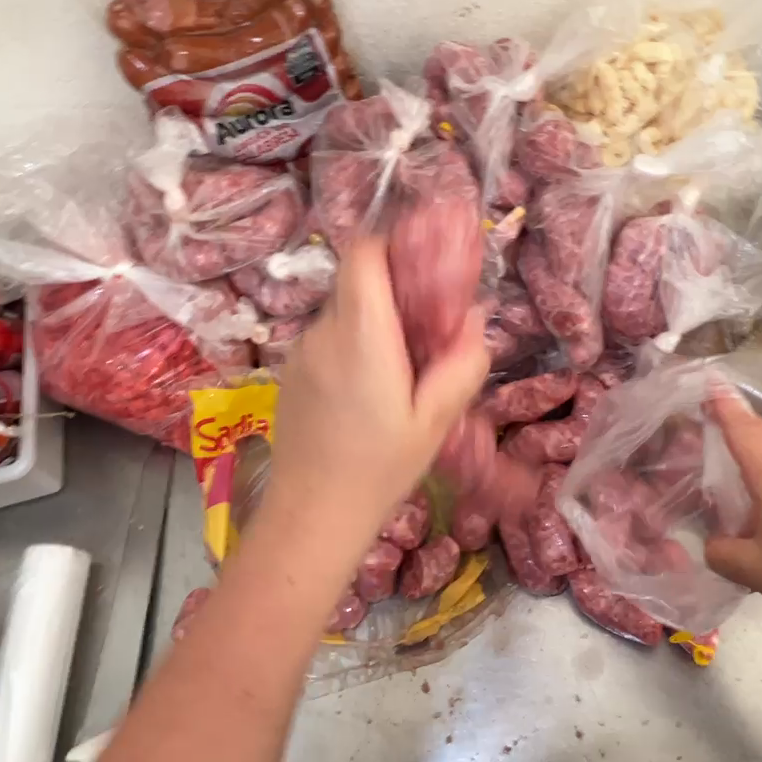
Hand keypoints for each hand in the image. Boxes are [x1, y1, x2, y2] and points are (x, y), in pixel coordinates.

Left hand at [268, 238, 487, 540]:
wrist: (311, 515)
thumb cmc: (379, 470)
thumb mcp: (437, 422)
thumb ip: (463, 362)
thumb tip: (472, 316)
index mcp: (362, 335)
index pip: (364, 254)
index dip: (393, 246)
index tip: (423, 267)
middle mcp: (324, 332)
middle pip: (358, 283)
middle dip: (394, 294)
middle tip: (427, 330)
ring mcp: (300, 352)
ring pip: (343, 314)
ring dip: (374, 325)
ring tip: (401, 370)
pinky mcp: (290, 373)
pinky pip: (327, 340)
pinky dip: (352, 347)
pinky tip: (367, 392)